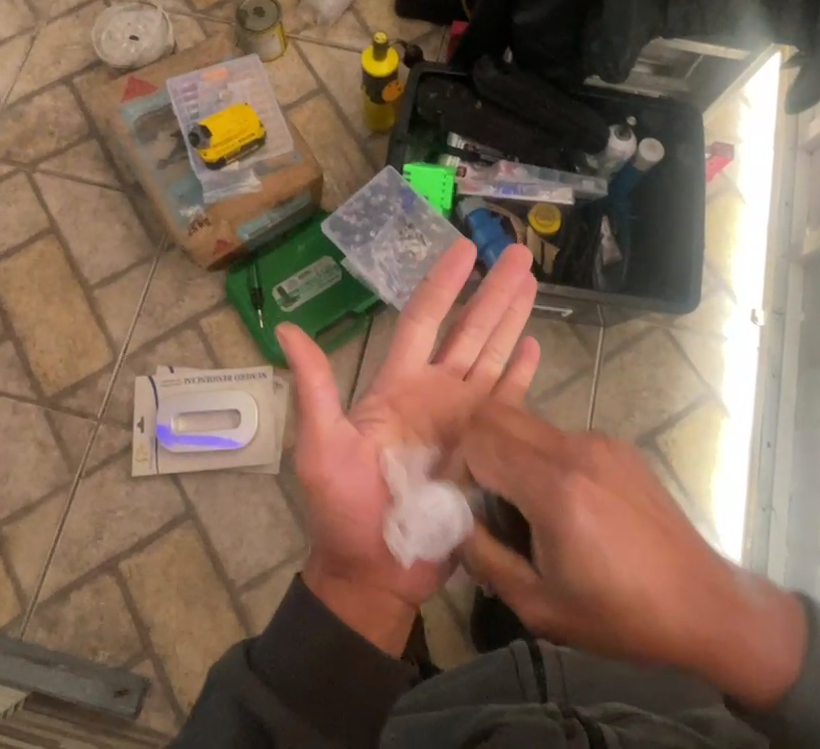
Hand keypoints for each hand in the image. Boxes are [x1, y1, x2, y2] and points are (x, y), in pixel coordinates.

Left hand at [279, 240, 540, 653]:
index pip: (425, 320)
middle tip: (518, 252)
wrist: (374, 572)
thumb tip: (285, 329)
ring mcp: (463, 422)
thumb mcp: (320, 447)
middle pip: (468, 330)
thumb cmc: (344, 510)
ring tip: (533, 283)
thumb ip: (314, 389)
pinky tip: (534, 347)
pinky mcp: (486, 451)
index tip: (462, 248)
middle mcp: (434, 394)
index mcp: (397, 386)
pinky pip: (508, 405)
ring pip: (492, 358)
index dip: (444, 283)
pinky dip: (521, 375)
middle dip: (492, 291)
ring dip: (512, 320)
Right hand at [460, 402, 807, 707]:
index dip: (454, 467)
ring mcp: (600, 441)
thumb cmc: (621, 616)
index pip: (477, 439)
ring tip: (520, 508)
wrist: (705, 606)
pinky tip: (558, 505)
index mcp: (555, 487)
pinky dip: (539, 459)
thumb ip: (484, 556)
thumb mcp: (539, 605)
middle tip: (478, 496)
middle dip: (473, 449)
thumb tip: (452, 521)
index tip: (458, 503)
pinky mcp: (617, 446)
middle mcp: (576, 449)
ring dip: (507, 453)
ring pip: (526, 422)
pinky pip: (558, 437)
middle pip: (496, 415)